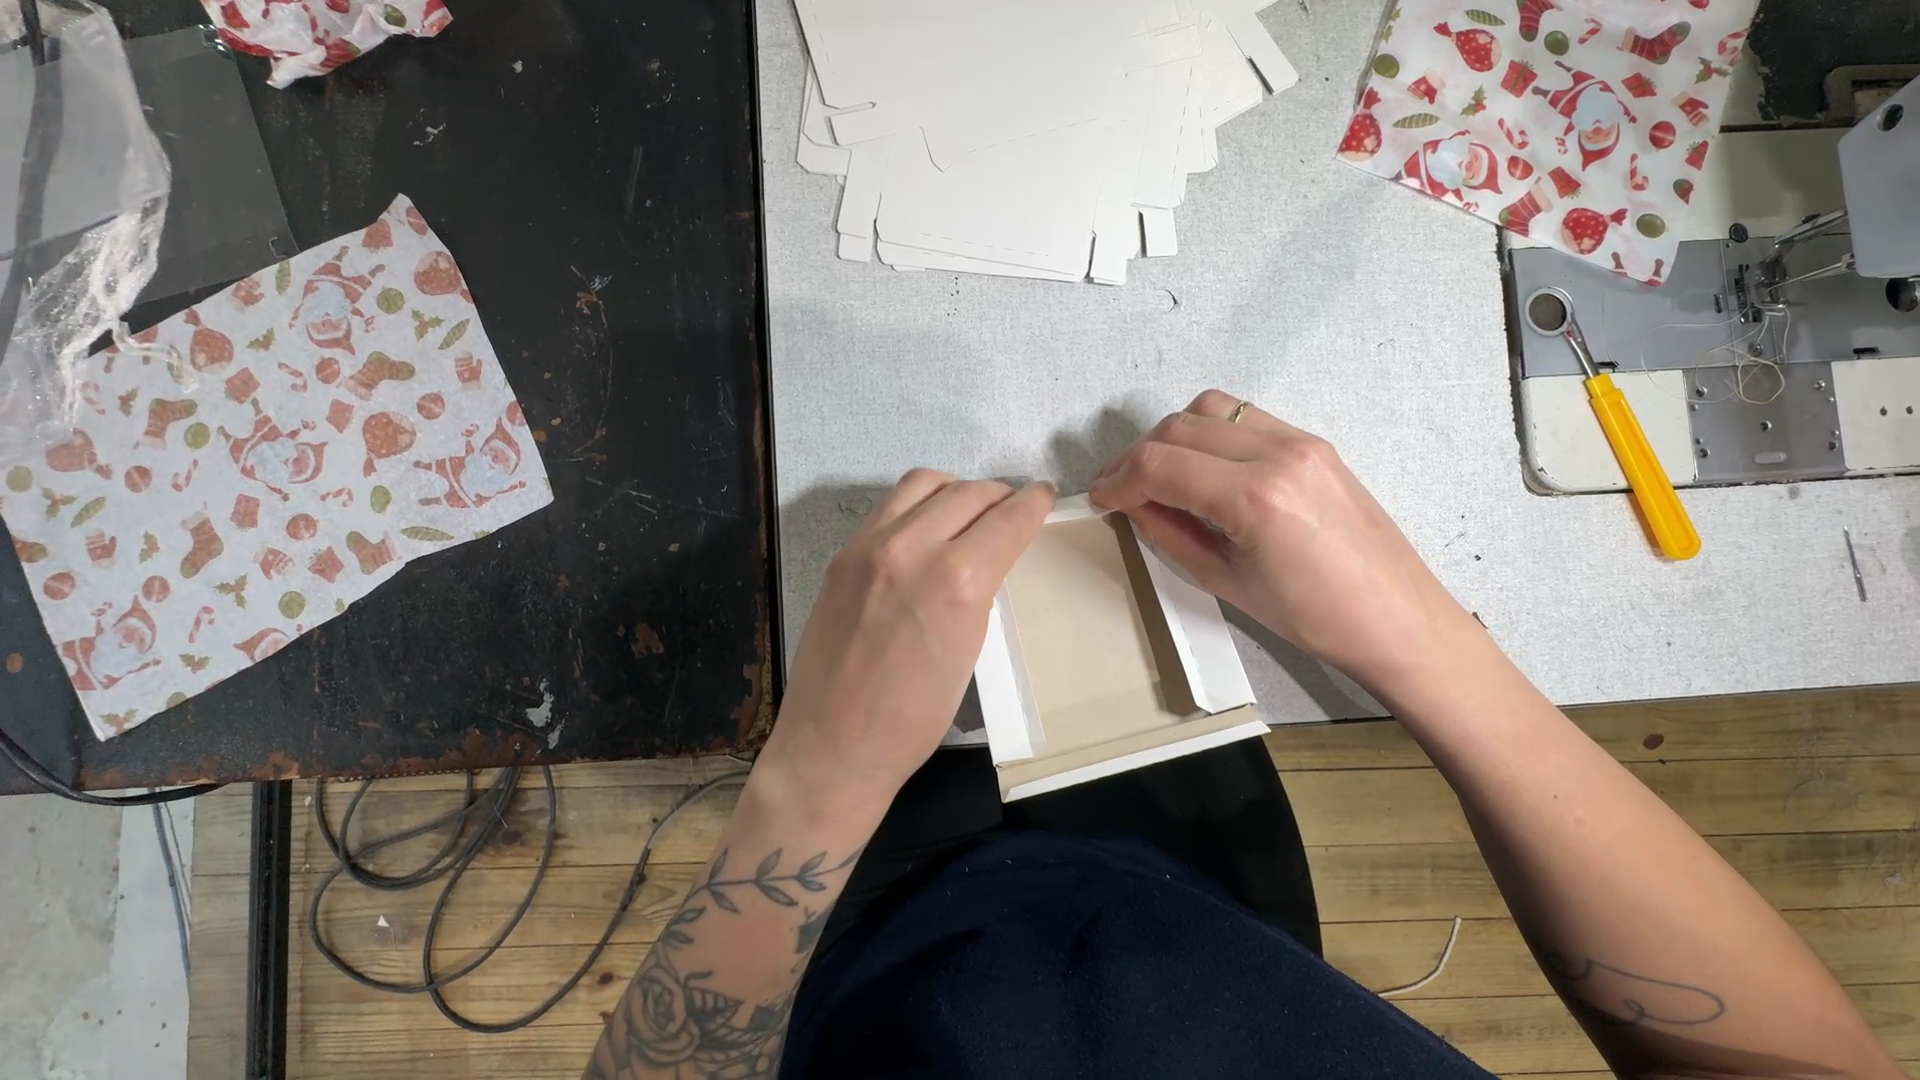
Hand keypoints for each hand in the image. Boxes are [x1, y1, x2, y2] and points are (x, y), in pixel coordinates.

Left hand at [760, 470, 1054, 818]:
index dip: (1034, 503)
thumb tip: (988, 555)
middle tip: (1013, 508)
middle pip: (968, 492)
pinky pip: (889, 506)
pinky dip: (918, 504)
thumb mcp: (969, 651)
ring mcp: (869, 547)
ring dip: (956, 489)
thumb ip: (980, 590)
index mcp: (957, 582)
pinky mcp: (842, 555)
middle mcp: (911, 549)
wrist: (834, 743)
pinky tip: (925, 528)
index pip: (1007, 519)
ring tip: (969, 510)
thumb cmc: (915, 719)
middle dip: (1001, 495)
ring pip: (924, 483)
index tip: (1044, 495)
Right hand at [1091, 390, 1473, 699]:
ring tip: (1159, 475)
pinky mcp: (1314, 443)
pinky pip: (1244, 418)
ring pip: (1210, 409)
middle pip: (1179, 427)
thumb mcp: (1224, 580)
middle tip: (1120, 489)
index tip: (1100, 498)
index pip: (1160, 465)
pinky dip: (1209, 433)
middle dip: (1137, 456)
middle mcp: (1279, 453)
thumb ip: (1169, 532)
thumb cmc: (1313, 617)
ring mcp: (1301, 441)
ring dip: (1172, 436)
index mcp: (1256, 496)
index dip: (1118, 480)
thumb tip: (1133, 504)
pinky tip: (1202, 467)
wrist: (1397, 618)